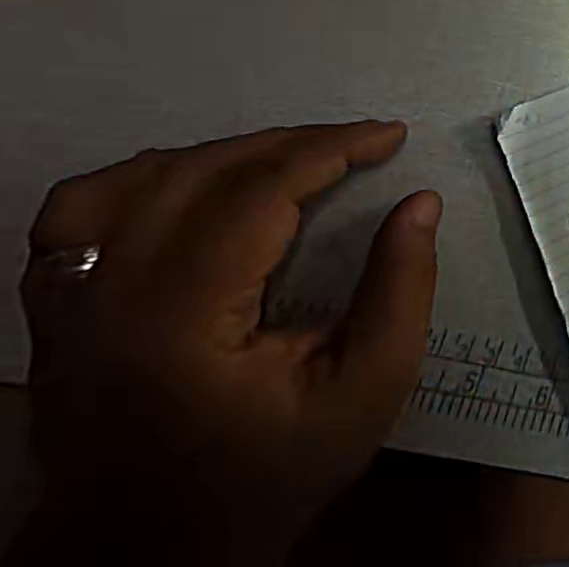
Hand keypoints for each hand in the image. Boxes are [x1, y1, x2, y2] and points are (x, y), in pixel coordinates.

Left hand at [11, 121, 441, 564]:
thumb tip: (420, 202)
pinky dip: (149, 178)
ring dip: (222, 153)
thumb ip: (402, 287)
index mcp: (180, 325)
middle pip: (192, 178)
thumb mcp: (374, 381)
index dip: (329, 151)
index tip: (392, 136)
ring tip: (294, 154)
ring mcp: (61, 312)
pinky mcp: (53, 318)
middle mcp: (101, 307)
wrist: (155, 550)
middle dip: (291, 143)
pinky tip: (205, 181)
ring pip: (123, 186)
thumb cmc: (278, 466)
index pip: (252, 197)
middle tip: (362, 140)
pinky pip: (75, 218)